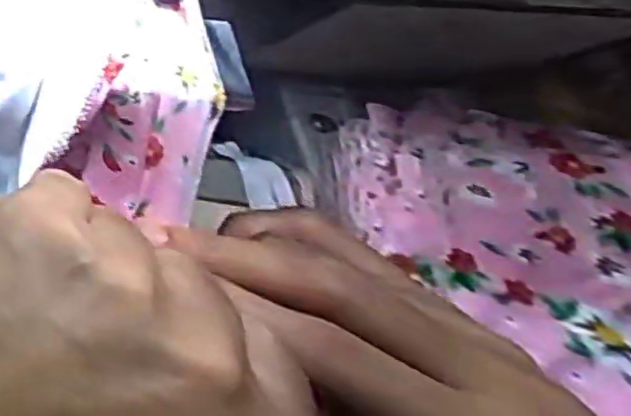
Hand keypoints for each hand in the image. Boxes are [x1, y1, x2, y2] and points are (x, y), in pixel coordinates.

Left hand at [0, 170, 312, 414]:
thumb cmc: (42, 411)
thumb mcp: (153, 412)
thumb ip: (194, 373)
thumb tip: (209, 321)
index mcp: (229, 395)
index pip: (264, 332)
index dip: (206, 315)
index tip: (161, 314)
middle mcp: (187, 329)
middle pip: (182, 265)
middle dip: (138, 275)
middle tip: (84, 303)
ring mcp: (112, 266)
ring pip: (115, 221)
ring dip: (80, 240)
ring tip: (40, 279)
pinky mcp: (46, 221)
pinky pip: (62, 189)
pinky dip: (39, 209)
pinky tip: (13, 247)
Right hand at [162, 209, 588, 415]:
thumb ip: (321, 407)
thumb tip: (235, 354)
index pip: (328, 345)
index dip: (243, 313)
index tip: (173, 292)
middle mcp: (470, 357)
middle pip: (325, 279)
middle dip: (231, 256)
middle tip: (160, 242)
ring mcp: (457, 319)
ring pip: (335, 248)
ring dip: (249, 235)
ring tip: (193, 239)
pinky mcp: (443, 301)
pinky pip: (349, 245)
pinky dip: (284, 232)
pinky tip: (245, 241)